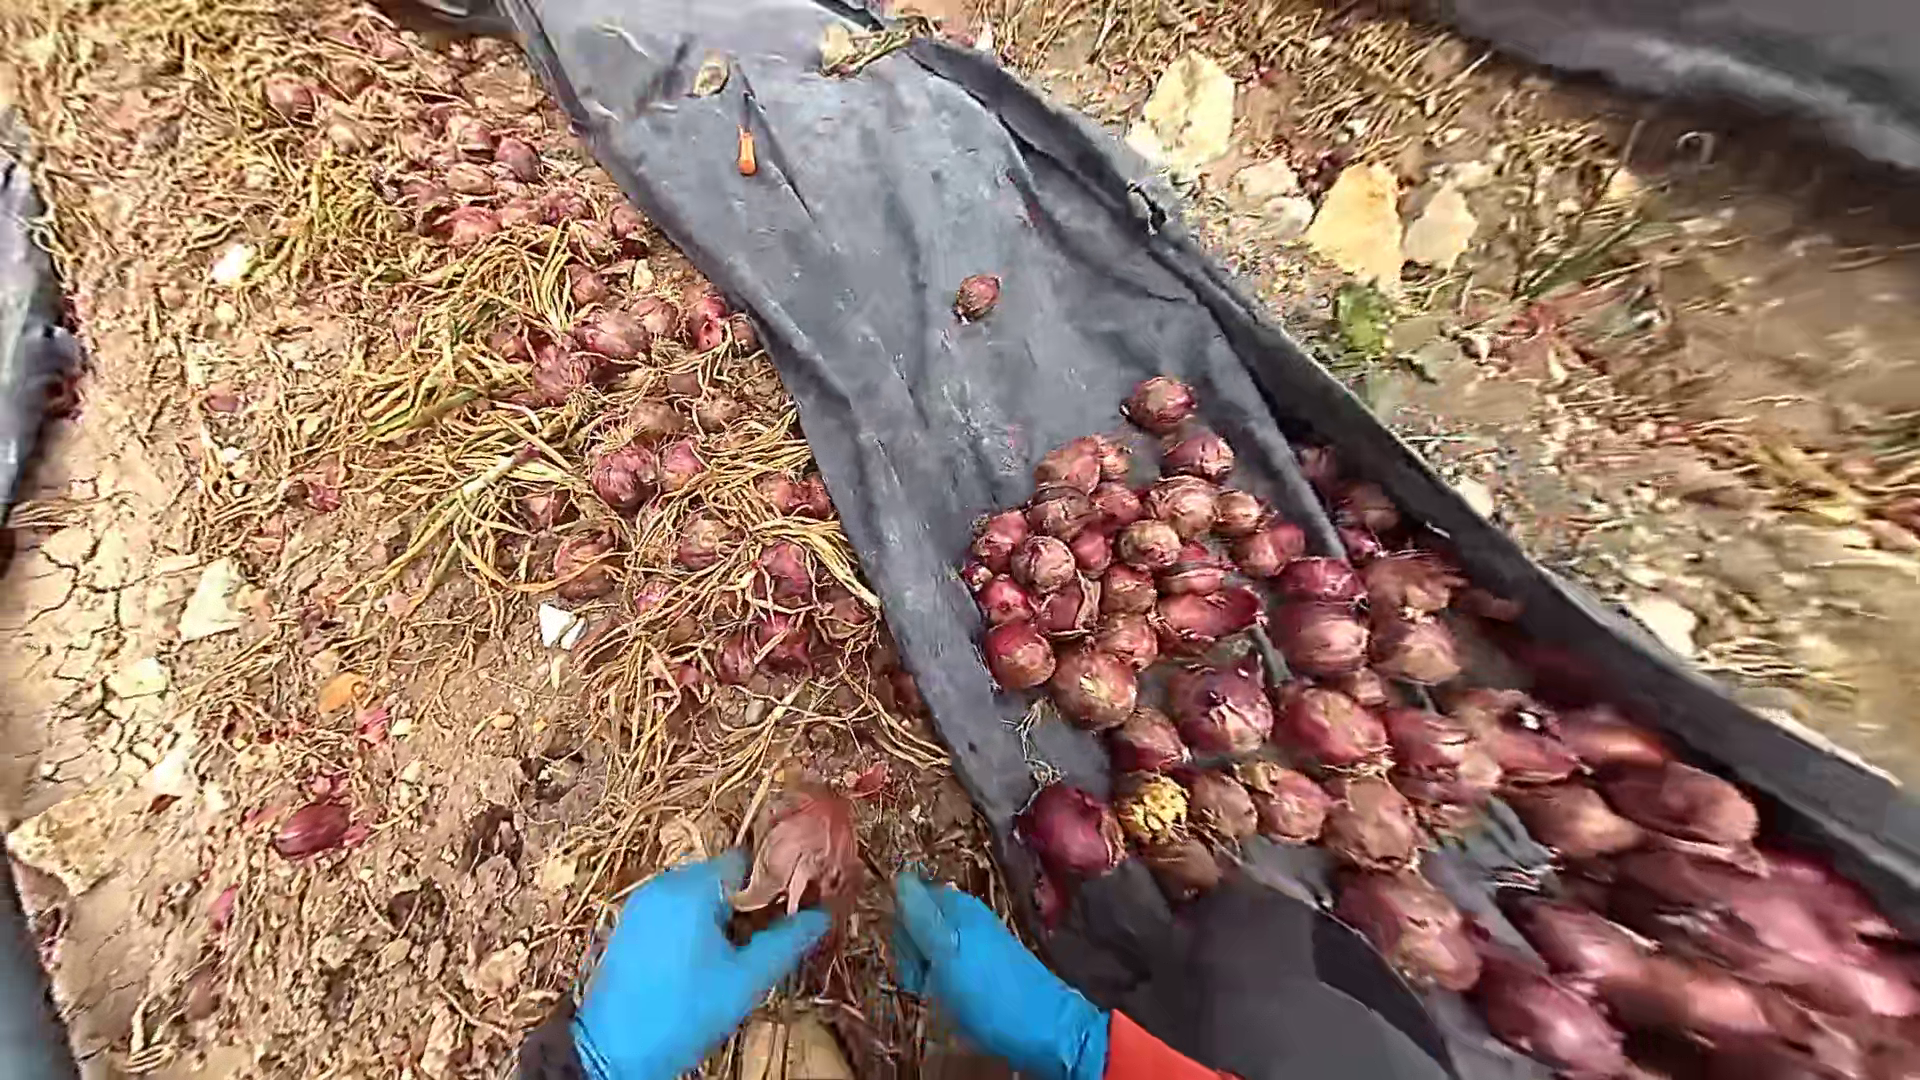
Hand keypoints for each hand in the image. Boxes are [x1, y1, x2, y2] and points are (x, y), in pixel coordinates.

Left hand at [573, 851, 828, 1078]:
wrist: (606, 1059)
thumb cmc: (681, 1014)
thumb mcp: (743, 982)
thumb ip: (787, 942)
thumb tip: (823, 916)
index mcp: (694, 886)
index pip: (748, 860)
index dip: (771, 882)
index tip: (784, 910)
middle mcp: (667, 881)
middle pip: (725, 874)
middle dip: (746, 900)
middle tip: (757, 937)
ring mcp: (645, 900)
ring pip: (701, 889)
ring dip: (720, 911)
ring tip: (729, 952)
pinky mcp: (631, 920)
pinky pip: (677, 904)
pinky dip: (694, 919)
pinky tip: (699, 956)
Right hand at [892, 873, 1108, 1079]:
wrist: (1043, 1026)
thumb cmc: (988, 989)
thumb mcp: (945, 952)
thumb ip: (920, 915)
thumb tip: (898, 876)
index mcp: (956, 904)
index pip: (910, 898)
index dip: (901, 927)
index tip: (907, 958)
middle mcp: (966, 914)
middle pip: (920, 921)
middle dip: (911, 951)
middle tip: (921, 982)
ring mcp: (977, 938)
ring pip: (932, 946)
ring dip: (925, 970)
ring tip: (937, 994)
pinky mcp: (985, 962)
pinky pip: (949, 962)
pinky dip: (942, 981)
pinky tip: (951, 999)